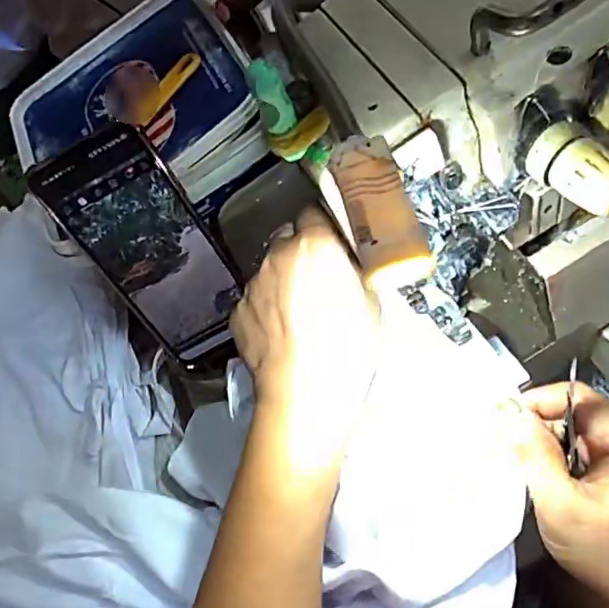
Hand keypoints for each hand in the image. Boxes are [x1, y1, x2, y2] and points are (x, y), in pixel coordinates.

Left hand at [232, 207, 379, 466]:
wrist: (305, 394)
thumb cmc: (346, 350)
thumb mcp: (370, 304)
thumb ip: (354, 272)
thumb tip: (349, 266)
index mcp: (316, 245)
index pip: (314, 213)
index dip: (324, 229)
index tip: (332, 244)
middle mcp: (278, 255)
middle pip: (288, 240)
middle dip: (301, 254)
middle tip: (320, 281)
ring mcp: (253, 283)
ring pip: (269, 271)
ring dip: (283, 283)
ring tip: (301, 316)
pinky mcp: (237, 311)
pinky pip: (255, 301)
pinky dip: (267, 310)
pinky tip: (283, 334)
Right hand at [502, 382, 608, 607]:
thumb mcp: (563, 507)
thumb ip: (537, 458)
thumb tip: (515, 418)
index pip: (578, 397)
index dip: (540, 402)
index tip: (506, 420)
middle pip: (578, 414)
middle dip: (542, 427)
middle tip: (510, 447)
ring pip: (578, 436)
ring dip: (550, 447)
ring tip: (525, 467)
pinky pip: (585, 455)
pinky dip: (562, 463)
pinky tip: (547, 483)